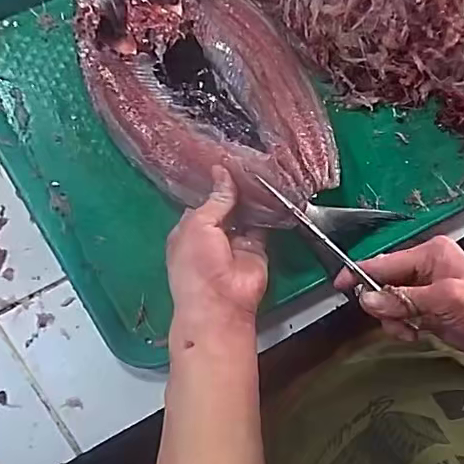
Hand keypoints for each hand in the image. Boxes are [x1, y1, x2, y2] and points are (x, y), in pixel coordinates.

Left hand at [167, 167, 268, 330]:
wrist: (222, 301)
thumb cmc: (197, 266)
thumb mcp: (198, 223)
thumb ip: (215, 199)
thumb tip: (222, 173)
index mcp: (190, 229)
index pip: (204, 200)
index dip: (214, 183)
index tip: (226, 162)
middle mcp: (213, 235)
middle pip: (227, 206)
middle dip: (235, 189)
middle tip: (248, 163)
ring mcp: (236, 242)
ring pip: (247, 214)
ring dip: (253, 199)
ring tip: (261, 173)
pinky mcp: (257, 249)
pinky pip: (264, 226)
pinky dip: (269, 213)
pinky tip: (273, 194)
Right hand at [335, 236, 463, 360]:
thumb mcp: (444, 301)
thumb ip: (403, 299)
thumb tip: (366, 299)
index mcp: (430, 254)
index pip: (385, 262)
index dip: (360, 275)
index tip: (339, 286)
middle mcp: (425, 267)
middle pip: (383, 283)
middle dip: (384, 305)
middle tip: (397, 322)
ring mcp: (425, 289)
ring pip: (388, 303)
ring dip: (393, 320)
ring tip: (411, 331)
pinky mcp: (427, 309)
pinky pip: (400, 315)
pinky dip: (402, 327)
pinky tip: (416, 333)